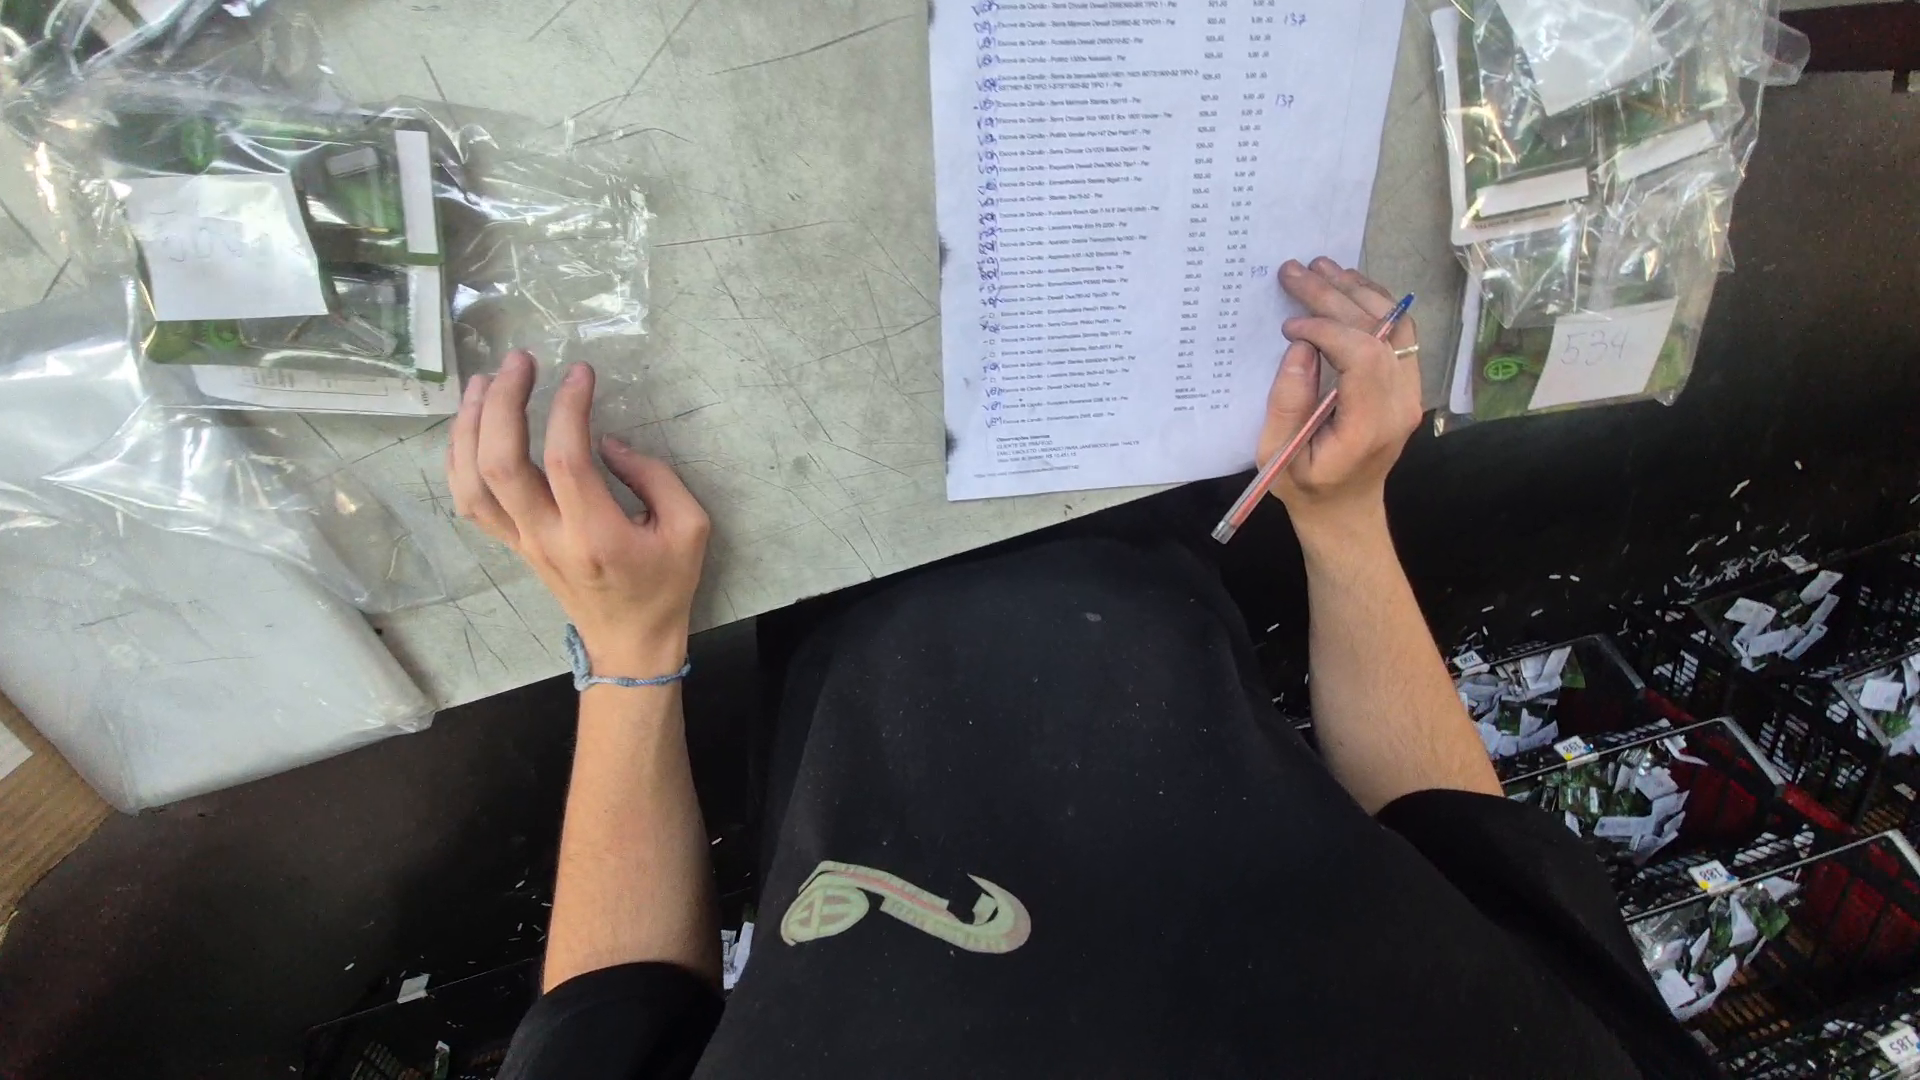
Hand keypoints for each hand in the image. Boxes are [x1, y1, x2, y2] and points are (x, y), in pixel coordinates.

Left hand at [447, 350, 709, 677]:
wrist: (630, 640)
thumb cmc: (665, 585)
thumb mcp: (690, 529)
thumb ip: (656, 479)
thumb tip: (608, 444)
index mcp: (597, 534)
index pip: (567, 459)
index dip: (568, 408)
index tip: (581, 373)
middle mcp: (548, 537)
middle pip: (499, 463)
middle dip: (502, 402)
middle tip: (520, 362)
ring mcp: (523, 542)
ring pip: (471, 481)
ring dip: (469, 425)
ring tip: (484, 381)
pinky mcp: (514, 544)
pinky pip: (470, 500)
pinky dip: (458, 457)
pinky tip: (469, 425)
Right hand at [1258, 258, 1422, 538]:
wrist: (1344, 511)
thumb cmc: (1304, 489)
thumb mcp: (1277, 456)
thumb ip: (1287, 403)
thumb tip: (1300, 347)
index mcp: (1368, 425)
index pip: (1362, 356)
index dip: (1327, 330)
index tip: (1289, 326)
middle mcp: (1400, 403)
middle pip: (1379, 331)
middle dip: (1335, 297)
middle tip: (1296, 272)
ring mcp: (1410, 392)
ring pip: (1397, 324)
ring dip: (1359, 291)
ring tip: (1322, 268)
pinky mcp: (1406, 384)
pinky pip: (1399, 334)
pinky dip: (1373, 305)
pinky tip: (1346, 288)